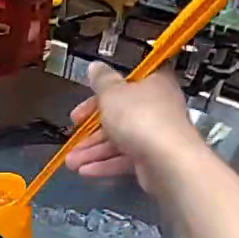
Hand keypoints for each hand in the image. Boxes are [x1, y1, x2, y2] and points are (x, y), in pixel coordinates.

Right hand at [62, 62, 208, 190]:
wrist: (167, 161)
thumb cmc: (140, 117)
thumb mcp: (112, 93)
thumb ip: (100, 80)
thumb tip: (95, 66)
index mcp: (153, 83)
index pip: (125, 83)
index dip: (100, 94)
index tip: (83, 104)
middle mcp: (157, 107)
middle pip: (119, 116)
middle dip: (91, 130)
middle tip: (73, 136)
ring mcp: (156, 135)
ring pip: (120, 140)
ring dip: (93, 151)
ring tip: (72, 161)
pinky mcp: (152, 160)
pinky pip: (125, 159)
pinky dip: (105, 164)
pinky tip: (85, 170)